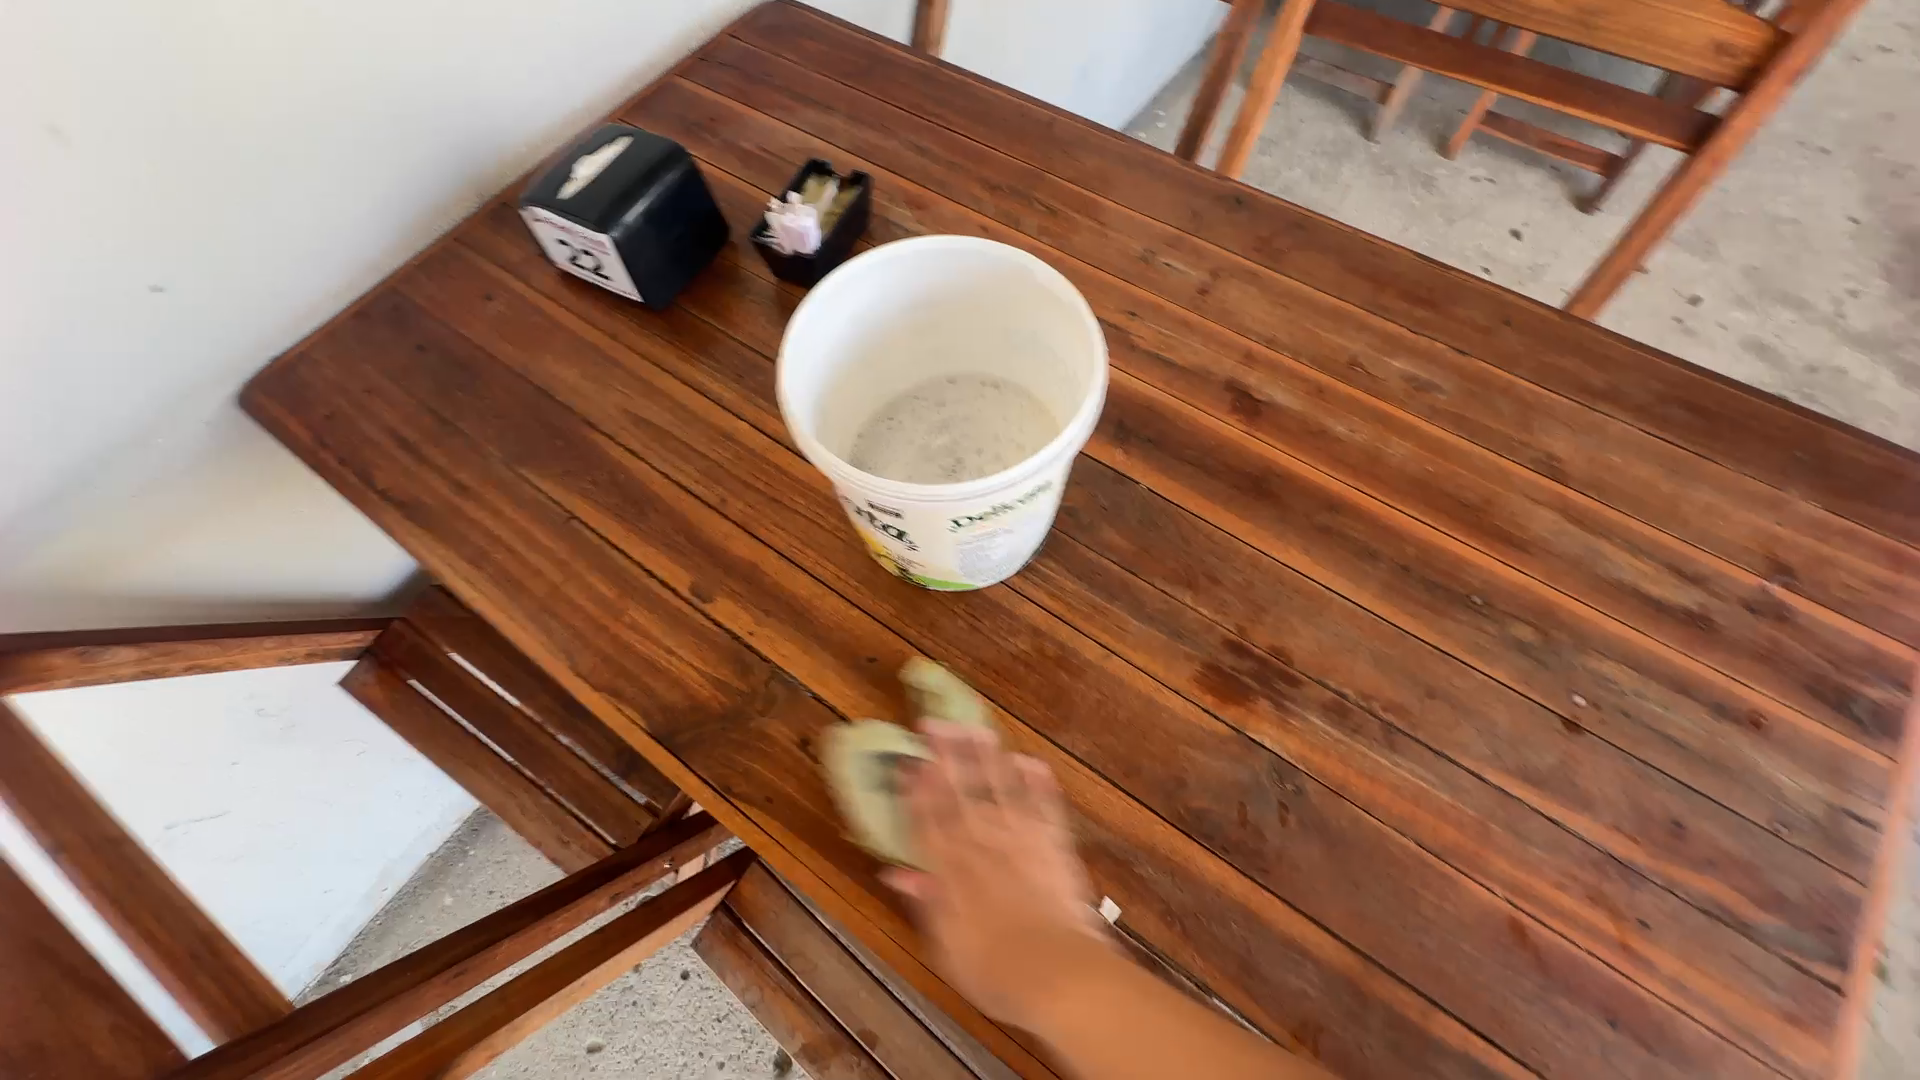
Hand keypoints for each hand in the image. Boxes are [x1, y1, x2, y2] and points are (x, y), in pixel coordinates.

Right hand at [883, 721, 1111, 1026]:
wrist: (1059, 973)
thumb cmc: (995, 969)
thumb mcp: (947, 943)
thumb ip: (925, 899)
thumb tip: (895, 871)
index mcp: (952, 867)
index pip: (929, 817)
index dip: (917, 787)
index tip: (909, 760)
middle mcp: (984, 842)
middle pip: (962, 790)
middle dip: (946, 755)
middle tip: (934, 722)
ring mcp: (1022, 838)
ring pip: (1000, 785)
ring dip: (987, 756)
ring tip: (976, 728)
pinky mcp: (1055, 843)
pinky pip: (1045, 804)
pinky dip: (1038, 781)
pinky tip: (1030, 761)